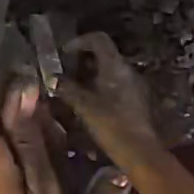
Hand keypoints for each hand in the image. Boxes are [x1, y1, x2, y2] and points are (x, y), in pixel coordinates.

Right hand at [60, 33, 163, 167]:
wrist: (141, 154)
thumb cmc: (111, 124)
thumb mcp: (83, 104)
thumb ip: (66, 87)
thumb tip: (52, 78)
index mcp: (116, 67)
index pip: (98, 39)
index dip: (78, 41)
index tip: (63, 53)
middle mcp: (128, 72)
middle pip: (103, 54)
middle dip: (81, 60)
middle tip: (63, 71)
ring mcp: (135, 86)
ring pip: (108, 70)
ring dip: (88, 74)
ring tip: (71, 87)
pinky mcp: (136, 101)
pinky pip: (114, 85)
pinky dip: (98, 86)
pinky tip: (86, 101)